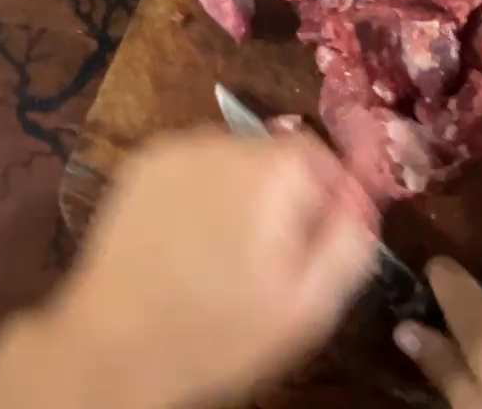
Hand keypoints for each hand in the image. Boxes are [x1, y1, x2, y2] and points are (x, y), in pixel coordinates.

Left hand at [47, 128, 378, 408]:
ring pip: (229, 156)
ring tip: (223, 247)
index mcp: (269, 168)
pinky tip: (187, 235)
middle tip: (271, 250)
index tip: (318, 234)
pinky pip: (189, 163)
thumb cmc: (220, 330)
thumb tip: (365, 198)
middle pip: (272, 151)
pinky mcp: (141, 160)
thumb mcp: (307, 304)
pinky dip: (198, 188)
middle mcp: (222, 139)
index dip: (325, 191)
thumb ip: (348, 241)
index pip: (317, 152)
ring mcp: (176, 146)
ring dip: (238, 188)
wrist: (116, 341)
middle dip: (281, 191)